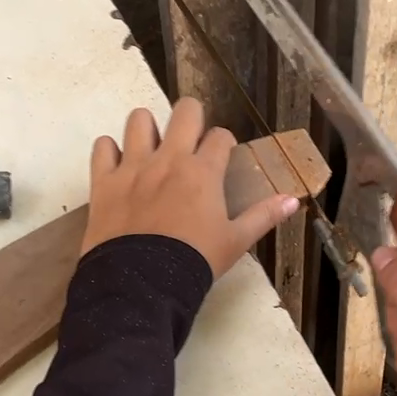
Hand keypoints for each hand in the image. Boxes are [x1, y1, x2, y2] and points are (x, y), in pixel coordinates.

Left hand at [82, 98, 300, 278]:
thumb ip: (263, 217)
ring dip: (147, 129)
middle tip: (189, 140)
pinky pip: (103, 147)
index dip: (223, 145)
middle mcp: (169, 159)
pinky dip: (110, 151)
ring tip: (150, 148)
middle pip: (184, 111)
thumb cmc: (194, 262)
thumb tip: (294, 200)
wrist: (142, 283)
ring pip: (139, 120)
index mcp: (203, 172)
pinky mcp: (104, 181)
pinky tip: (118, 164)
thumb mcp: (235, 242)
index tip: (221, 158)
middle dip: (190, 119)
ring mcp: (133, 167)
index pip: (220, 137)